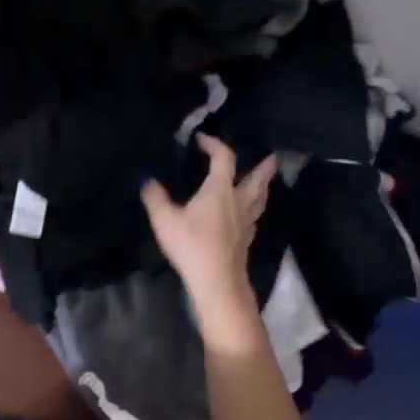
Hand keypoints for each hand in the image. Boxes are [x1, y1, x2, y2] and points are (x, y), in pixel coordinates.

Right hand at [142, 134, 276, 313]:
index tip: (202, 139)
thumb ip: (155, 198)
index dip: (214, 144)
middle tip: (272, 157)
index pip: (223, 157)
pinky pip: (254, 219)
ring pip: (260, 199)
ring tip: (266, 182)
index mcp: (219, 189)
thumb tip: (147, 181)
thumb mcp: (165, 220)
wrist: (217, 280)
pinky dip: (254, 211)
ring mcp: (246, 222)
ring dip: (264, 188)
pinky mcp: (247, 241)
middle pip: (256, 179)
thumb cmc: (192, 244)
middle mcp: (238, 201)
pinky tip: (250, 217)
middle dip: (263, 167)